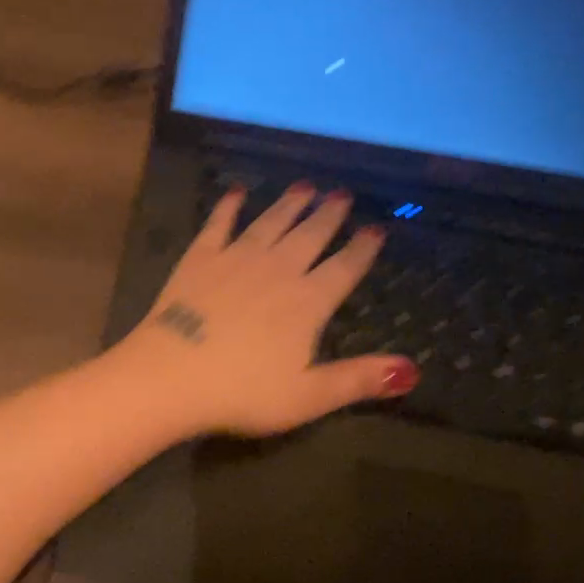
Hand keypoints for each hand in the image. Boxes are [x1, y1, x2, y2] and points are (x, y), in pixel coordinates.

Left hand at [116, 183, 417, 436]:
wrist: (171, 374)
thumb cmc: (242, 392)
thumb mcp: (308, 396)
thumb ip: (358, 379)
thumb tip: (412, 369)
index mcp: (307, 303)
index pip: (343, 270)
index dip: (361, 250)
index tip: (376, 229)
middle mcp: (276, 270)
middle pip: (309, 237)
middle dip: (328, 215)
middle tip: (341, 193)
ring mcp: (235, 259)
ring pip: (269, 223)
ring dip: (288, 204)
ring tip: (305, 185)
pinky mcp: (199, 258)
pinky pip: (218, 224)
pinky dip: (228, 206)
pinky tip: (236, 192)